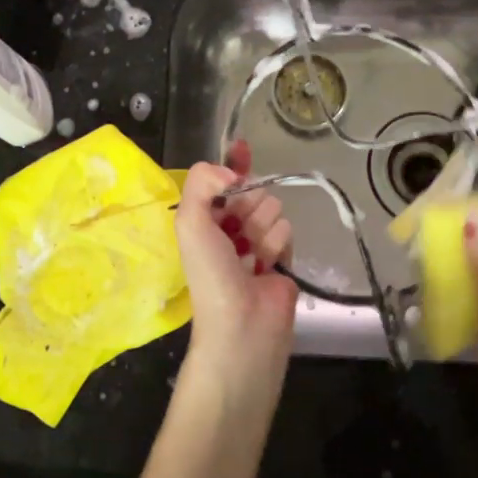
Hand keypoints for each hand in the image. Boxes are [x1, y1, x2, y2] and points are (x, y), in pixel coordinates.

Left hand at [173, 142, 297, 375]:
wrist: (242, 328)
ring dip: (263, 228)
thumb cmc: (211, 274)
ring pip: (271, 209)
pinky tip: (269, 265)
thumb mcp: (191, 223)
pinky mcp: (280, 260)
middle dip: (248, 204)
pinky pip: (286, 232)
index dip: (232, 165)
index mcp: (202, 221)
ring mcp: (255, 244)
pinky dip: (278, 245)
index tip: (243, 149)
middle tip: (239, 229)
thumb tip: (232, 171)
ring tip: (253, 255)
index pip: (219, 182)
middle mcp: (227, 229)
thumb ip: (202, 183)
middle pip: (250, 192)